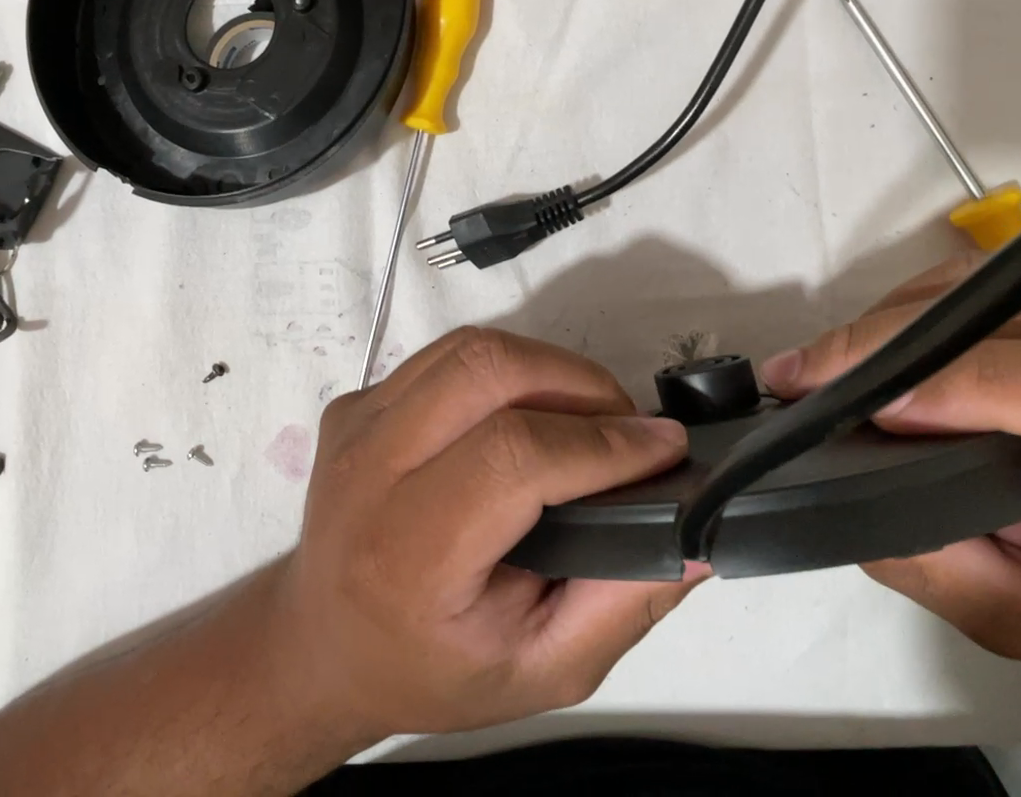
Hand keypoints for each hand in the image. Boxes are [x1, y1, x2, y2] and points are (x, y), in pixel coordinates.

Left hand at [269, 327, 708, 741]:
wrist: (323, 644)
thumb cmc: (429, 669)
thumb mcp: (541, 670)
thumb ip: (624, 604)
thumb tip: (697, 535)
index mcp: (409, 552)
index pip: (513, 458)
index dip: (602, 444)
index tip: (666, 449)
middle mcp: (369, 470)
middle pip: (486, 372)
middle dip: (580, 384)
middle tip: (628, 429)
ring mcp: (355, 425)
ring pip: (468, 349)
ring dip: (548, 368)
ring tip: (588, 420)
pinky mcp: (355, 403)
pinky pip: (445, 357)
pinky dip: (507, 371)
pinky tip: (531, 415)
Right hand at [759, 257, 1020, 664]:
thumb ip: (945, 573)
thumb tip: (847, 509)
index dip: (931, 383)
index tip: (835, 408)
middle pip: (984, 317)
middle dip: (868, 346)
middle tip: (787, 382)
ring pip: (965, 286)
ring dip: (879, 325)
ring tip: (821, 371)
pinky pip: (975, 277)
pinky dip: (910, 308)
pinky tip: (875, 349)